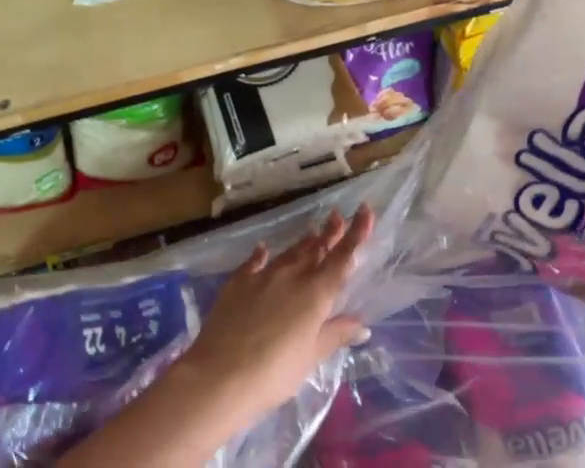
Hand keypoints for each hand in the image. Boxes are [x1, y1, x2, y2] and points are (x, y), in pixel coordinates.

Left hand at [171, 205, 375, 426]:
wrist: (220, 374)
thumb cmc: (275, 371)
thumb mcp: (311, 356)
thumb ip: (335, 335)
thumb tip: (363, 324)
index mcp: (315, 293)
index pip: (341, 258)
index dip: (356, 234)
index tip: (365, 210)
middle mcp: (291, 275)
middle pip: (315, 249)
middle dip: (329, 233)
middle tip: (337, 216)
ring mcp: (262, 276)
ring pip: (289, 253)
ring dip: (303, 243)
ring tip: (312, 232)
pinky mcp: (237, 282)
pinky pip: (255, 261)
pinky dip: (262, 254)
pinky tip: (263, 249)